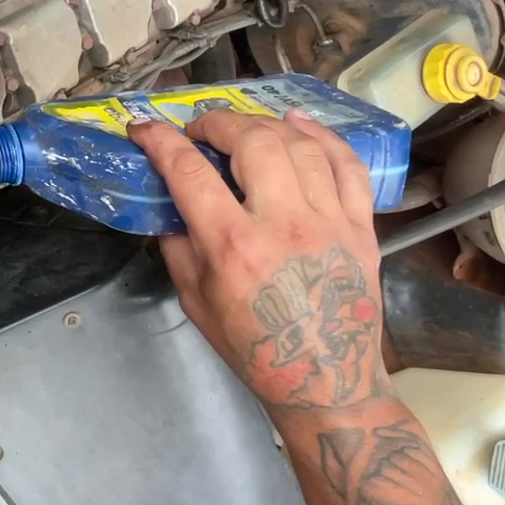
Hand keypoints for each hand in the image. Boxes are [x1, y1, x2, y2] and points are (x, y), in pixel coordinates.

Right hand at [130, 110, 387, 414]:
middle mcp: (283, 224)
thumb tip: (170, 200)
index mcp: (233, 245)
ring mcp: (330, 222)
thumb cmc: (249, 343)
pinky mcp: (362, 227)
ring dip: (261, 124)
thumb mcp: (192, 295)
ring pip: (300, 144)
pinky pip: (347, 166)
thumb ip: (178, 241)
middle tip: (196, 131)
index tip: (142, 128)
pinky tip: (297, 123)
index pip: (189, 171)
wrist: (327, 382)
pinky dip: (321, 136)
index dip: (159, 140)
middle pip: (252, 141)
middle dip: (215, 122)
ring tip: (240, 128)